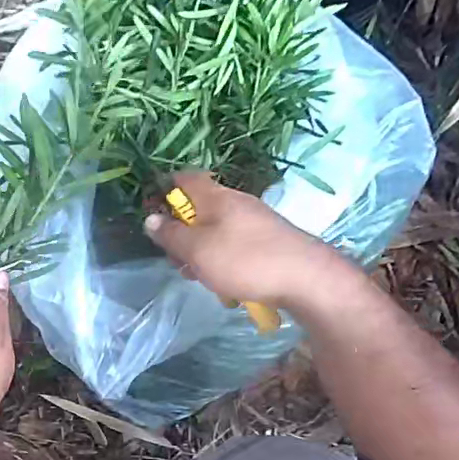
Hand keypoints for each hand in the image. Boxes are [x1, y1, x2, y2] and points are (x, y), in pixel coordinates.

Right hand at [142, 170, 359, 311]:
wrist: (307, 279)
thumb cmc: (244, 260)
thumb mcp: (197, 249)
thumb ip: (171, 234)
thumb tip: (150, 218)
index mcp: (216, 196)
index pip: (184, 178)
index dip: (165, 191)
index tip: (154, 214)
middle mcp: (237, 202)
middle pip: (199, 207)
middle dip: (181, 231)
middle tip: (175, 257)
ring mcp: (255, 221)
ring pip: (216, 229)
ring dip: (200, 249)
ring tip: (198, 275)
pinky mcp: (268, 241)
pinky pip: (234, 243)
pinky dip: (221, 258)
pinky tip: (224, 281)